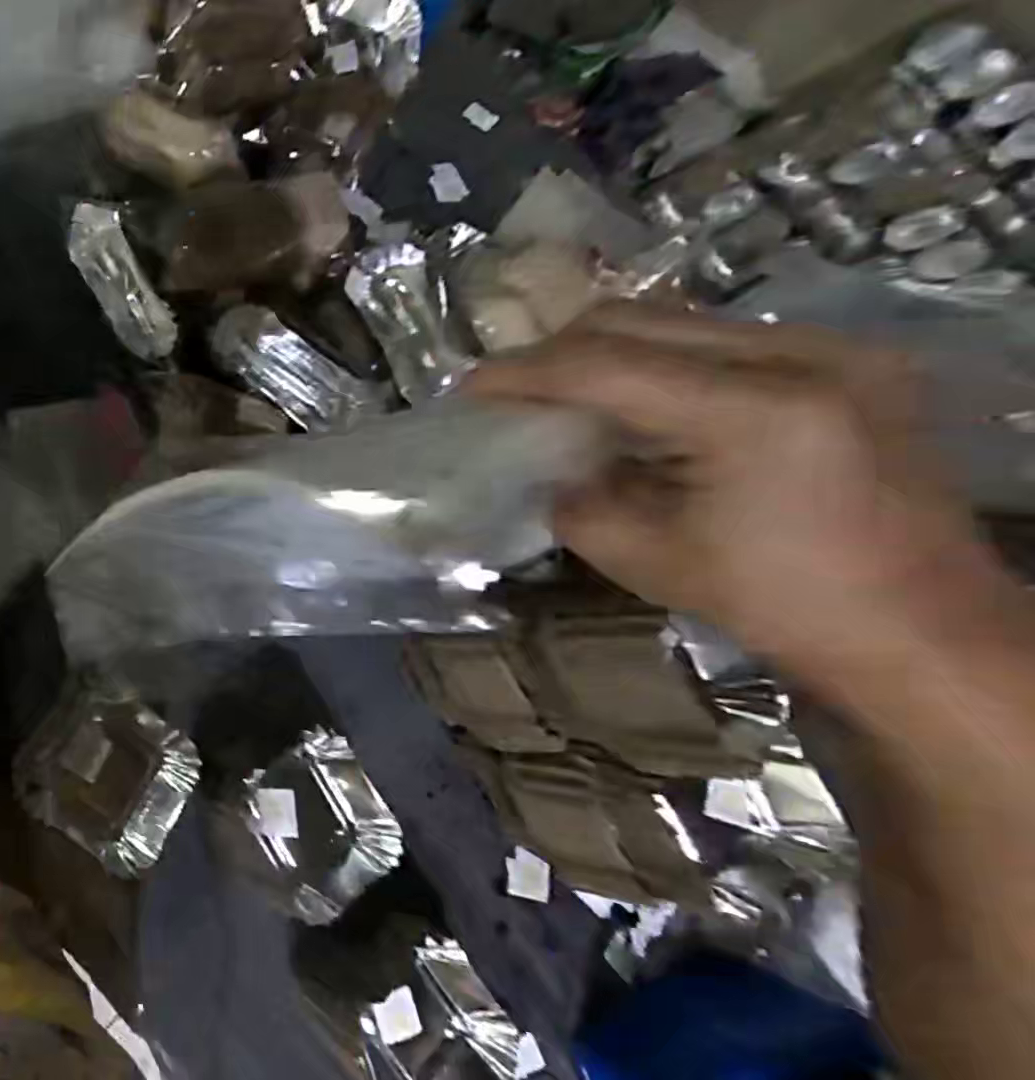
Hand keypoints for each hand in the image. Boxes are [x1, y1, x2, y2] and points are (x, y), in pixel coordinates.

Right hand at [467, 303, 1004, 674]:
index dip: (521, 373)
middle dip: (552, 353)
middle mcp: (801, 357)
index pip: (603, 366)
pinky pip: (711, 339)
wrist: (915, 624)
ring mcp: (832, 350)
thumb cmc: (769, 601)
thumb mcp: (635, 553)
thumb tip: (537, 460)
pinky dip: (647, 362)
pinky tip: (623, 402)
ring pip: (672, 320)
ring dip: (598, 354)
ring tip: (555, 395)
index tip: (466, 389)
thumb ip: (570, 492)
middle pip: (635, 319)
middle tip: (506, 392)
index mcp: (753, 412)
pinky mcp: (841, 362)